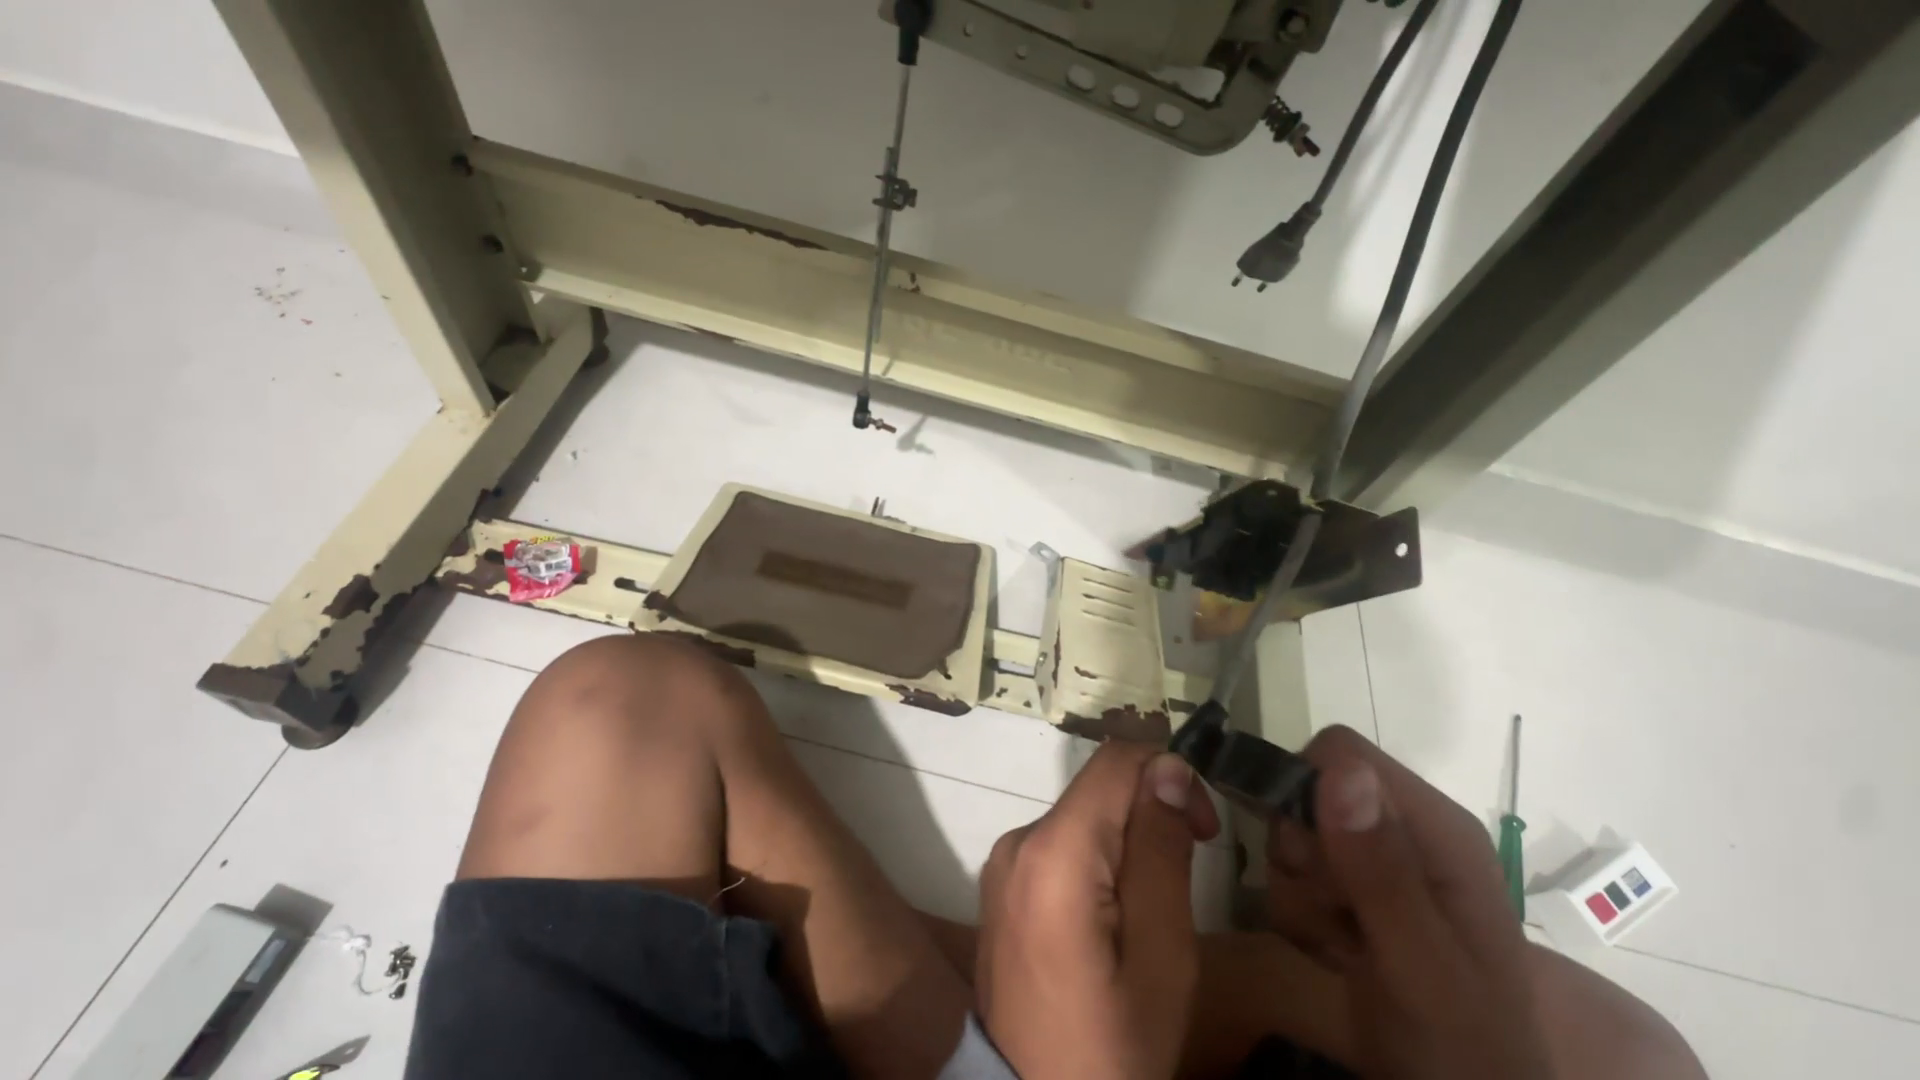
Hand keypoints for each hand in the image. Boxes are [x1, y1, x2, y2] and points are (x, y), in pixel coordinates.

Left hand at [975, 743, 1220, 1079]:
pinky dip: (1099, 866)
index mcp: (1052, 853)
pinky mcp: (1001, 888)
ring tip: (1149, 918)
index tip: (1204, 831)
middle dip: (1151, 816)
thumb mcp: (1161, 956)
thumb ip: (1160, 852)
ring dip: (1128, 846)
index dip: (1170, 775)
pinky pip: (1061, 850)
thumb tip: (1168, 767)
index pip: (1116, 762)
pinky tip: (1114, 923)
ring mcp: (1002, 865)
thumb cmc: (1111, 1046)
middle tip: (1185, 882)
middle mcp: (1016, 841)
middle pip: (1099, 792)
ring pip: (1084, 820)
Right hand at [1266, 726, 1550, 1078]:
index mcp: (1437, 828)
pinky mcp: (1358, 894)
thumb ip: (1381, 870)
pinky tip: (1338, 956)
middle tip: (1332, 915)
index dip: (1306, 794)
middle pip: (1307, 792)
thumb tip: (1340, 768)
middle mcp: (1409, 832)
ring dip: (1299, 895)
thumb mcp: (1420, 964)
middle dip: (1299, 855)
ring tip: (1342, 948)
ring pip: (1293, 837)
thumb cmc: (1457, 1045)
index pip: (1340, 753)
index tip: (1310, 861)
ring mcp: (1383, 863)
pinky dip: (1300, 918)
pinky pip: (1293, 878)